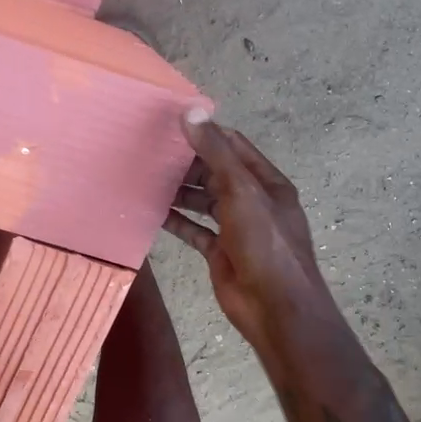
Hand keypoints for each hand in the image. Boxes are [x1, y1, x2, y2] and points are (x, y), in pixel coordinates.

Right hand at [163, 110, 337, 355]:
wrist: (276, 309)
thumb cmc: (265, 244)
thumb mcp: (241, 191)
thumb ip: (214, 152)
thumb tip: (190, 112)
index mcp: (266, 183)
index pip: (233, 146)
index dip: (205, 132)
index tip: (170, 123)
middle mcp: (251, 201)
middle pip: (214, 172)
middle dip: (185, 162)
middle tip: (148, 149)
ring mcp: (235, 227)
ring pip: (202, 200)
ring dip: (177, 190)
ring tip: (144, 176)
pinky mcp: (219, 251)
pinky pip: (193, 228)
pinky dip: (175, 219)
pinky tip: (151, 210)